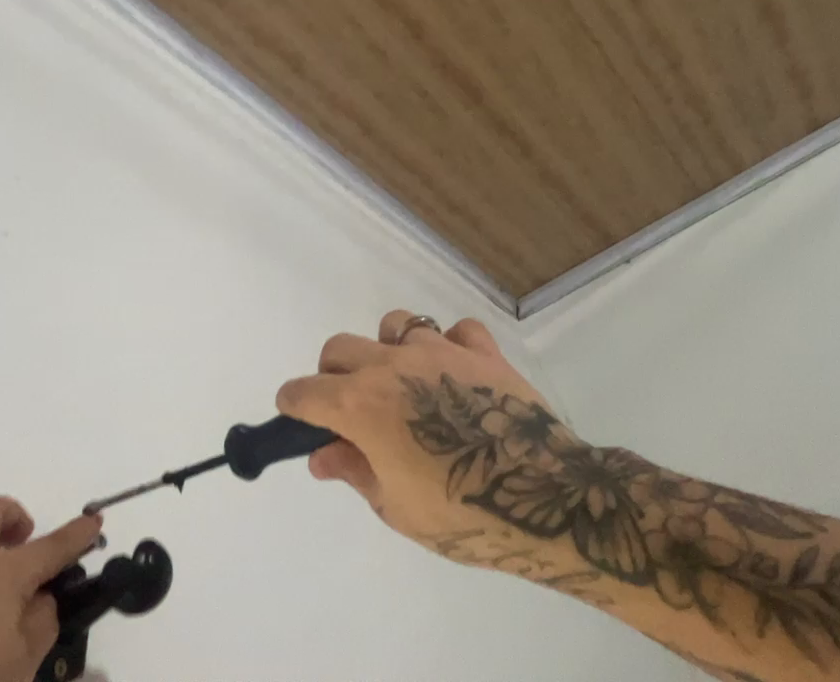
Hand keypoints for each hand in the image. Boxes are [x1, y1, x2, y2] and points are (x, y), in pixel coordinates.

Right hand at [276, 309, 569, 560]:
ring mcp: (440, 351)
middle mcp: (393, 366)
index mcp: (362, 406)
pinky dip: (448, 346)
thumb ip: (353, 470)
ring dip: (387, 349)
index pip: (304, 391)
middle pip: (339, 349)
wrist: (546, 498)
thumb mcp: (395, 506)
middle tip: (349, 409)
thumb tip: (320, 456)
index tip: (295, 416)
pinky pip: (455, 330)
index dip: (292, 404)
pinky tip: (455, 375)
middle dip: (332, 374)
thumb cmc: (462, 515)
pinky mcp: (482, 350)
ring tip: (402, 381)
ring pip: (395, 324)